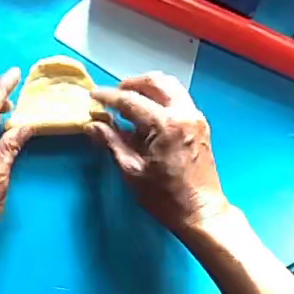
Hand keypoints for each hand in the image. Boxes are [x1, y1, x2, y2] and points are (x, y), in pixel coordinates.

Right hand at [89, 73, 232, 234]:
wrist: (201, 211)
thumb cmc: (164, 196)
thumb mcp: (131, 170)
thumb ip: (111, 142)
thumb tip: (92, 125)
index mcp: (165, 125)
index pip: (131, 100)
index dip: (108, 97)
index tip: (93, 97)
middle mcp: (184, 113)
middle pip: (156, 82)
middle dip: (131, 84)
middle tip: (113, 95)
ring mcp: (195, 117)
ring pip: (170, 86)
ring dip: (147, 88)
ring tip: (128, 102)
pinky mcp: (200, 124)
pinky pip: (178, 99)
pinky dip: (160, 98)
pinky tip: (146, 115)